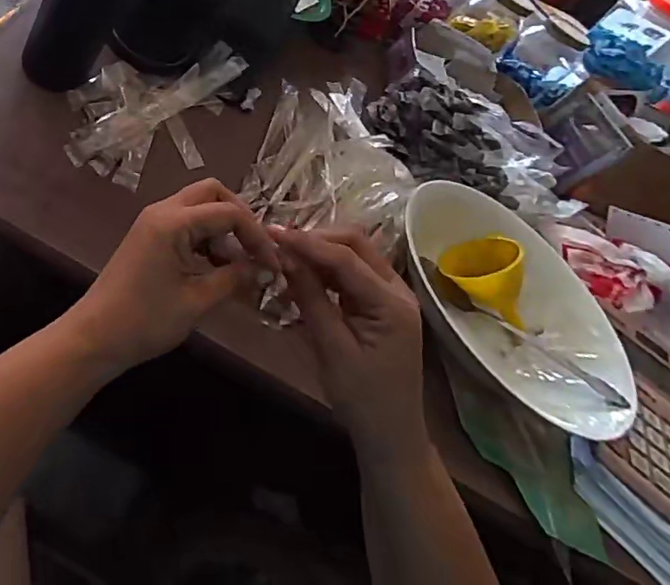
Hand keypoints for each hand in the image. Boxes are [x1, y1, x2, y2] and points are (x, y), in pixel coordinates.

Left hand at [63, 180, 278, 372]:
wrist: (96, 335)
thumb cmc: (146, 320)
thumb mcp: (197, 301)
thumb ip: (234, 278)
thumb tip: (264, 269)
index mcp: (172, 222)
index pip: (228, 211)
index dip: (256, 235)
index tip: (272, 265)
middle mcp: (162, 211)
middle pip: (211, 193)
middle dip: (239, 217)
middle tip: (255, 251)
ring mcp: (152, 221)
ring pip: (198, 206)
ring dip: (222, 227)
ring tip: (238, 266)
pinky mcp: (149, 235)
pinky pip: (185, 221)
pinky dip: (206, 236)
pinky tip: (216, 266)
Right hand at [276, 228, 426, 448]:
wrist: (391, 436)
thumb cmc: (362, 398)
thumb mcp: (331, 348)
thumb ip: (310, 297)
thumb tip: (285, 256)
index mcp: (392, 303)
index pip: (346, 257)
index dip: (307, 242)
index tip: (272, 233)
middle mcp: (397, 290)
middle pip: (355, 244)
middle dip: (316, 239)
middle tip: (279, 244)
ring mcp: (390, 295)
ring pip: (352, 254)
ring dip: (319, 251)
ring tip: (285, 257)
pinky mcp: (378, 304)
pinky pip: (350, 273)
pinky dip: (324, 269)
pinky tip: (301, 276)